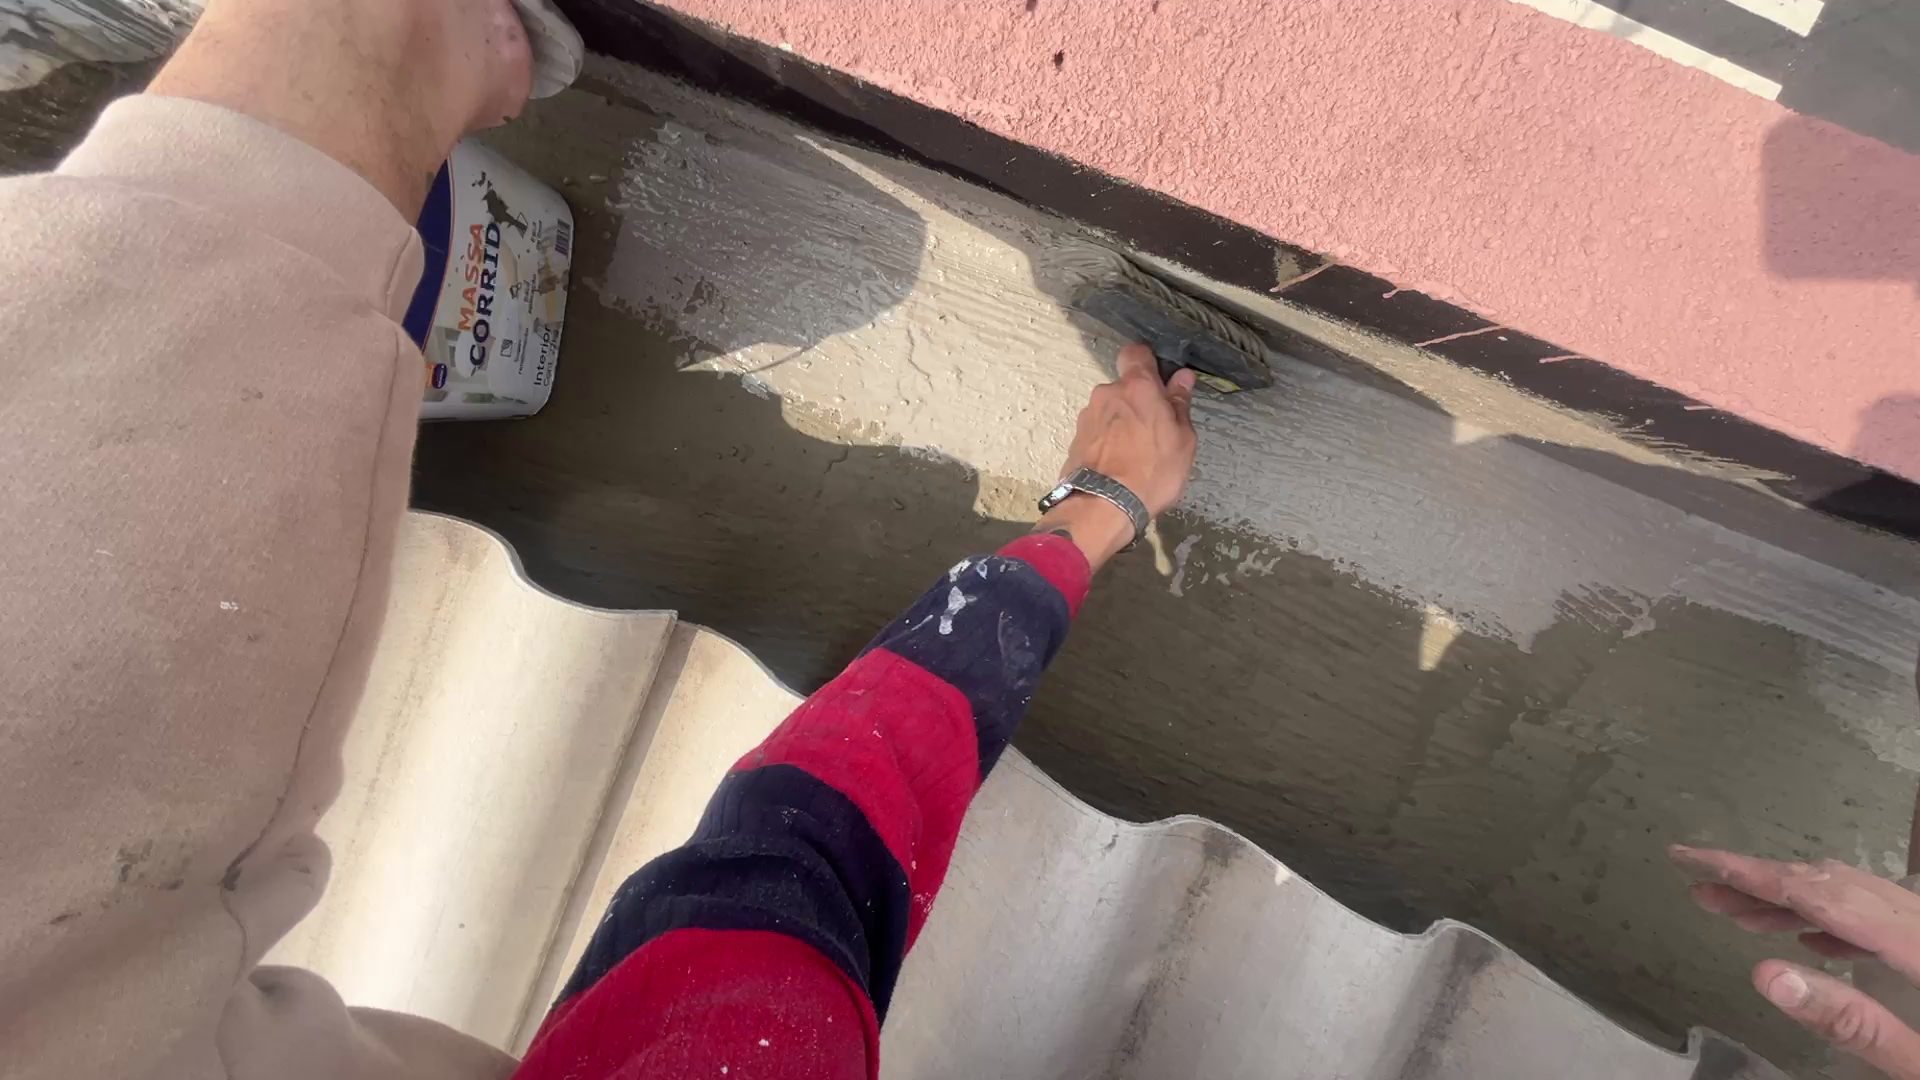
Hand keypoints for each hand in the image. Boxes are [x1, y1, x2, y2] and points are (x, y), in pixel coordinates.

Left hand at [1037, 344, 1198, 570]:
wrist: (1102, 507)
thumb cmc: (1151, 472)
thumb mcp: (1182, 440)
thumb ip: (1180, 404)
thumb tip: (1182, 378)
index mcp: (1136, 386)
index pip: (1136, 352)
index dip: (1147, 362)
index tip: (1159, 379)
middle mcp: (1106, 394)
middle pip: (1123, 387)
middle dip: (1137, 402)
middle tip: (1154, 429)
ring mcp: (1086, 417)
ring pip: (1110, 411)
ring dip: (1121, 424)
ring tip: (1135, 454)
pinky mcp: (1075, 441)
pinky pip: (1097, 433)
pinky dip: (1107, 442)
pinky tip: (1117, 465)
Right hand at [1671, 844, 1919, 1076]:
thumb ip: (1856, 1023)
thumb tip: (1762, 973)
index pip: (1820, 892)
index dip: (1746, 870)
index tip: (1686, 856)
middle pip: (1836, 886)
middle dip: (1761, 884)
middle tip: (1702, 892)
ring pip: (1859, 897)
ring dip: (1795, 900)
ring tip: (1741, 915)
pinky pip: (1888, 916)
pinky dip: (1837, 917)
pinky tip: (1813, 940)